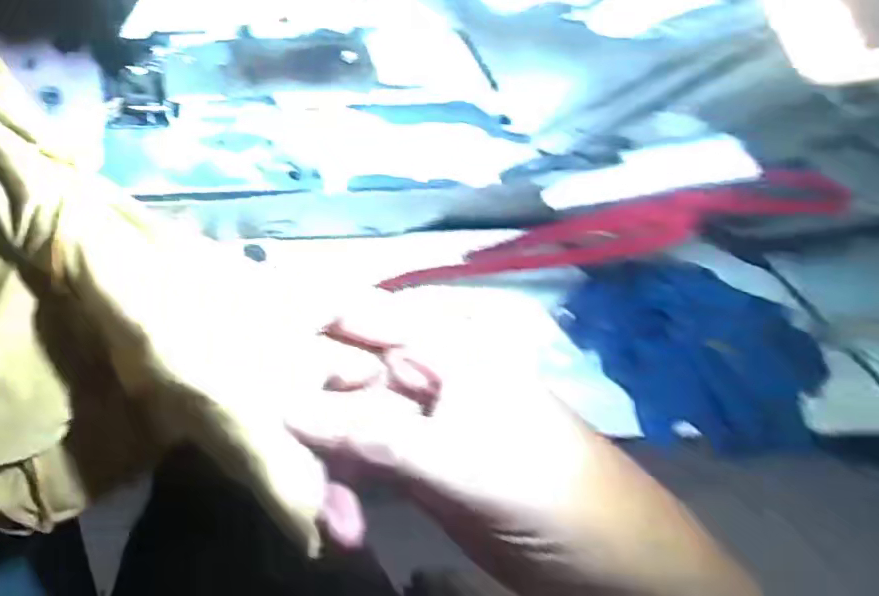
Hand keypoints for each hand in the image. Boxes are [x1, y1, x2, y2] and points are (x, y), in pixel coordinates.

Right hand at [287, 295, 757, 595]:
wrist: (635, 584)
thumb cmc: (554, 494)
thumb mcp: (460, 462)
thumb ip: (370, 434)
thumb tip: (281, 407)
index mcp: (432, 345)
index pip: (349, 310)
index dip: (296, 315)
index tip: (244, 336)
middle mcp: (413, 371)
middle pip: (334, 368)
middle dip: (299, 404)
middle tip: (264, 438)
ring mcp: (410, 420)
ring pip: (339, 421)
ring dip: (320, 460)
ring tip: (322, 513)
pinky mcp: (411, 466)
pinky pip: (356, 463)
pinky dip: (341, 489)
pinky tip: (343, 527)